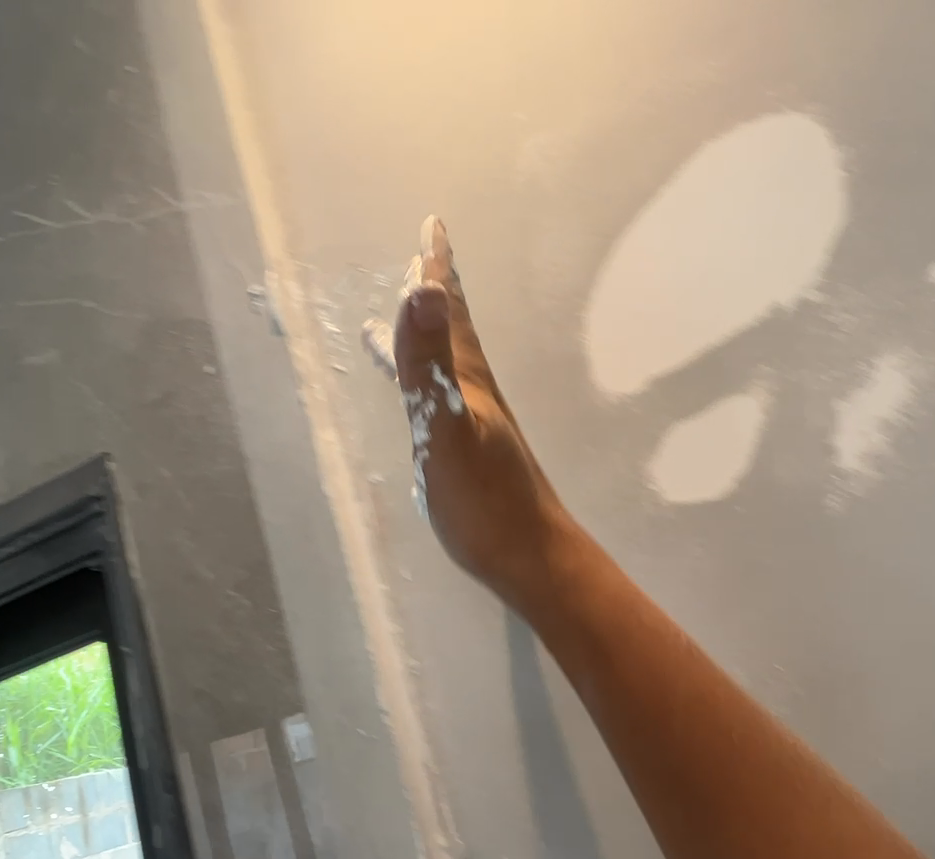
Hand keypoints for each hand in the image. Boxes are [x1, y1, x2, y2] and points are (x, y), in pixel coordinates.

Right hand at [363, 217, 577, 603]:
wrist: (530, 556)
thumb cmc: (484, 504)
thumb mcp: (450, 431)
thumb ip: (431, 367)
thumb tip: (423, 291)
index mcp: (469, 380)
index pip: (450, 313)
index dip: (438, 270)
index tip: (432, 227)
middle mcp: (475, 393)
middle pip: (454, 330)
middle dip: (436, 291)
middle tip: (423, 259)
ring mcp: (474, 424)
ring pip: (448, 362)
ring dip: (430, 333)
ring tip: (404, 315)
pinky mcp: (469, 452)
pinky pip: (441, 397)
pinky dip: (425, 381)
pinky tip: (420, 398)